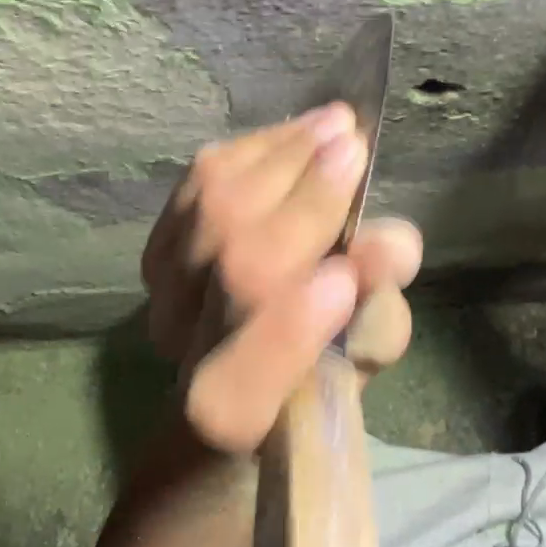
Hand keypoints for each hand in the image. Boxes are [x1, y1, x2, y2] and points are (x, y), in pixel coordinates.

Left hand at [141, 104, 421, 453]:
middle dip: (303, 205)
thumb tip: (391, 245)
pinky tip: (293, 135)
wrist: (237, 371)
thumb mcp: (359, 364)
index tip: (344, 279)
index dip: (287, 335)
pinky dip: (251, 152)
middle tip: (354, 148)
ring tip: (333, 125)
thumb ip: (378, 319)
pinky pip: (197, 186)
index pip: (238, 397)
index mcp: (238, 422)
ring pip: (211, 217)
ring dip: (280, 159)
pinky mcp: (154, 253)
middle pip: (232, 278)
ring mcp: (162, 302)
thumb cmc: (312, 377)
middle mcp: (183, 364)